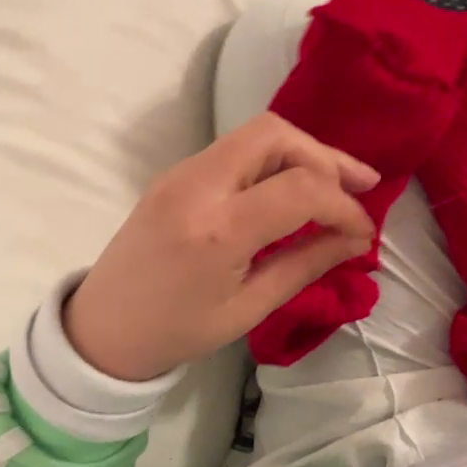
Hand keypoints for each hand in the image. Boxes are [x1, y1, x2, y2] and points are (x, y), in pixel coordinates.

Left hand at [65, 113, 379, 381]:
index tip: (363, 232)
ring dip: (301, 154)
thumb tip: (354, 240)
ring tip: (334, 186)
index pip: (301, 189)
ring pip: (254, 135)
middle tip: (361, 185)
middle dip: (327, 156)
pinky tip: (291, 191)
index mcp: (218, 229)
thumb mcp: (249, 308)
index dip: (344, 205)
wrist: (103, 329)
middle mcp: (197, 185)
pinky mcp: (173, 175)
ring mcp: (180, 173)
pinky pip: (233, 152)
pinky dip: (272, 163)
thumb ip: (304, 265)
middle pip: (276, 135)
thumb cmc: (178, 331)